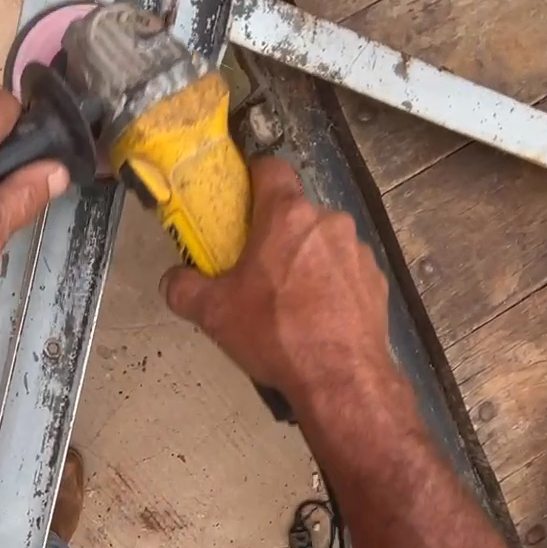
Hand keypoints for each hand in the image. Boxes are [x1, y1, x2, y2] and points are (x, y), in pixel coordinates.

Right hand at [161, 157, 396, 417]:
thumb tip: (172, 281)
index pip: (270, 170)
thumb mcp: (214, 314)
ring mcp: (357, 252)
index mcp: (287, 217)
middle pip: (295, 215)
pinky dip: (328, 288)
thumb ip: (185, 290)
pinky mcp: (375, 282)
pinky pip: (344, 274)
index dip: (252, 179)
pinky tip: (314, 321)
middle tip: (252, 272)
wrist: (340, 377)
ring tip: (285, 305)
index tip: (238, 202)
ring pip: (321, 245)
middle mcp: (328, 223)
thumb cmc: (275, 334)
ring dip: (303, 263)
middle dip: (273, 236)